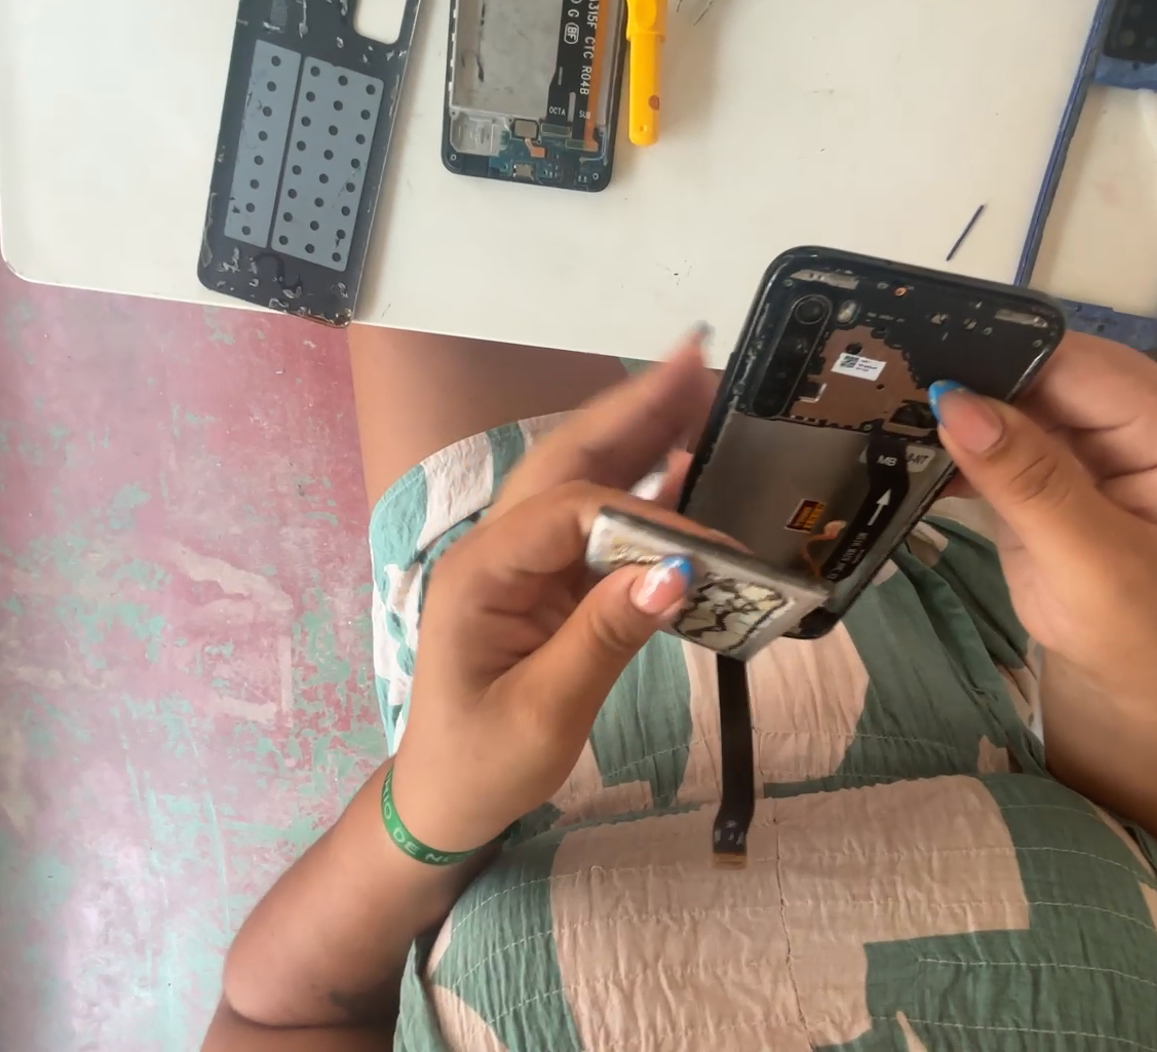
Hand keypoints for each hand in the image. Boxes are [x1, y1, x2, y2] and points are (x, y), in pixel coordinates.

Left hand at [388, 335, 719, 853]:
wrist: (445, 795)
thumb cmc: (481, 763)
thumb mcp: (544, 713)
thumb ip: (606, 636)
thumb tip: (676, 572)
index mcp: (483, 572)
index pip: (568, 512)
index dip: (643, 516)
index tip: (711, 548)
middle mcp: (499, 548)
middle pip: (568, 461)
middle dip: (630, 410)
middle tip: (691, 361)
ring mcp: (523, 559)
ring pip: (581, 477)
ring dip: (637, 431)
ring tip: (692, 387)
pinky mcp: (548, 578)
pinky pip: (596, 521)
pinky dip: (638, 486)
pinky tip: (676, 460)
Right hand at [929, 333, 1156, 809]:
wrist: (1145, 706)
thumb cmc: (1146, 643)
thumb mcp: (1091, 562)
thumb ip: (1028, 478)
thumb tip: (956, 402)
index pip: (1075, 365)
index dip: (996, 362)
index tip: (911, 361)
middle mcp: (1143, 421)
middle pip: (1041, 377)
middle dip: (970, 384)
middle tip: (881, 384)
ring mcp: (1098, 449)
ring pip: (1012, 406)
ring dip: (956, 417)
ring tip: (884, 412)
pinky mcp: (1058, 477)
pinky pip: (1000, 444)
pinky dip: (958, 450)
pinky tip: (912, 453)